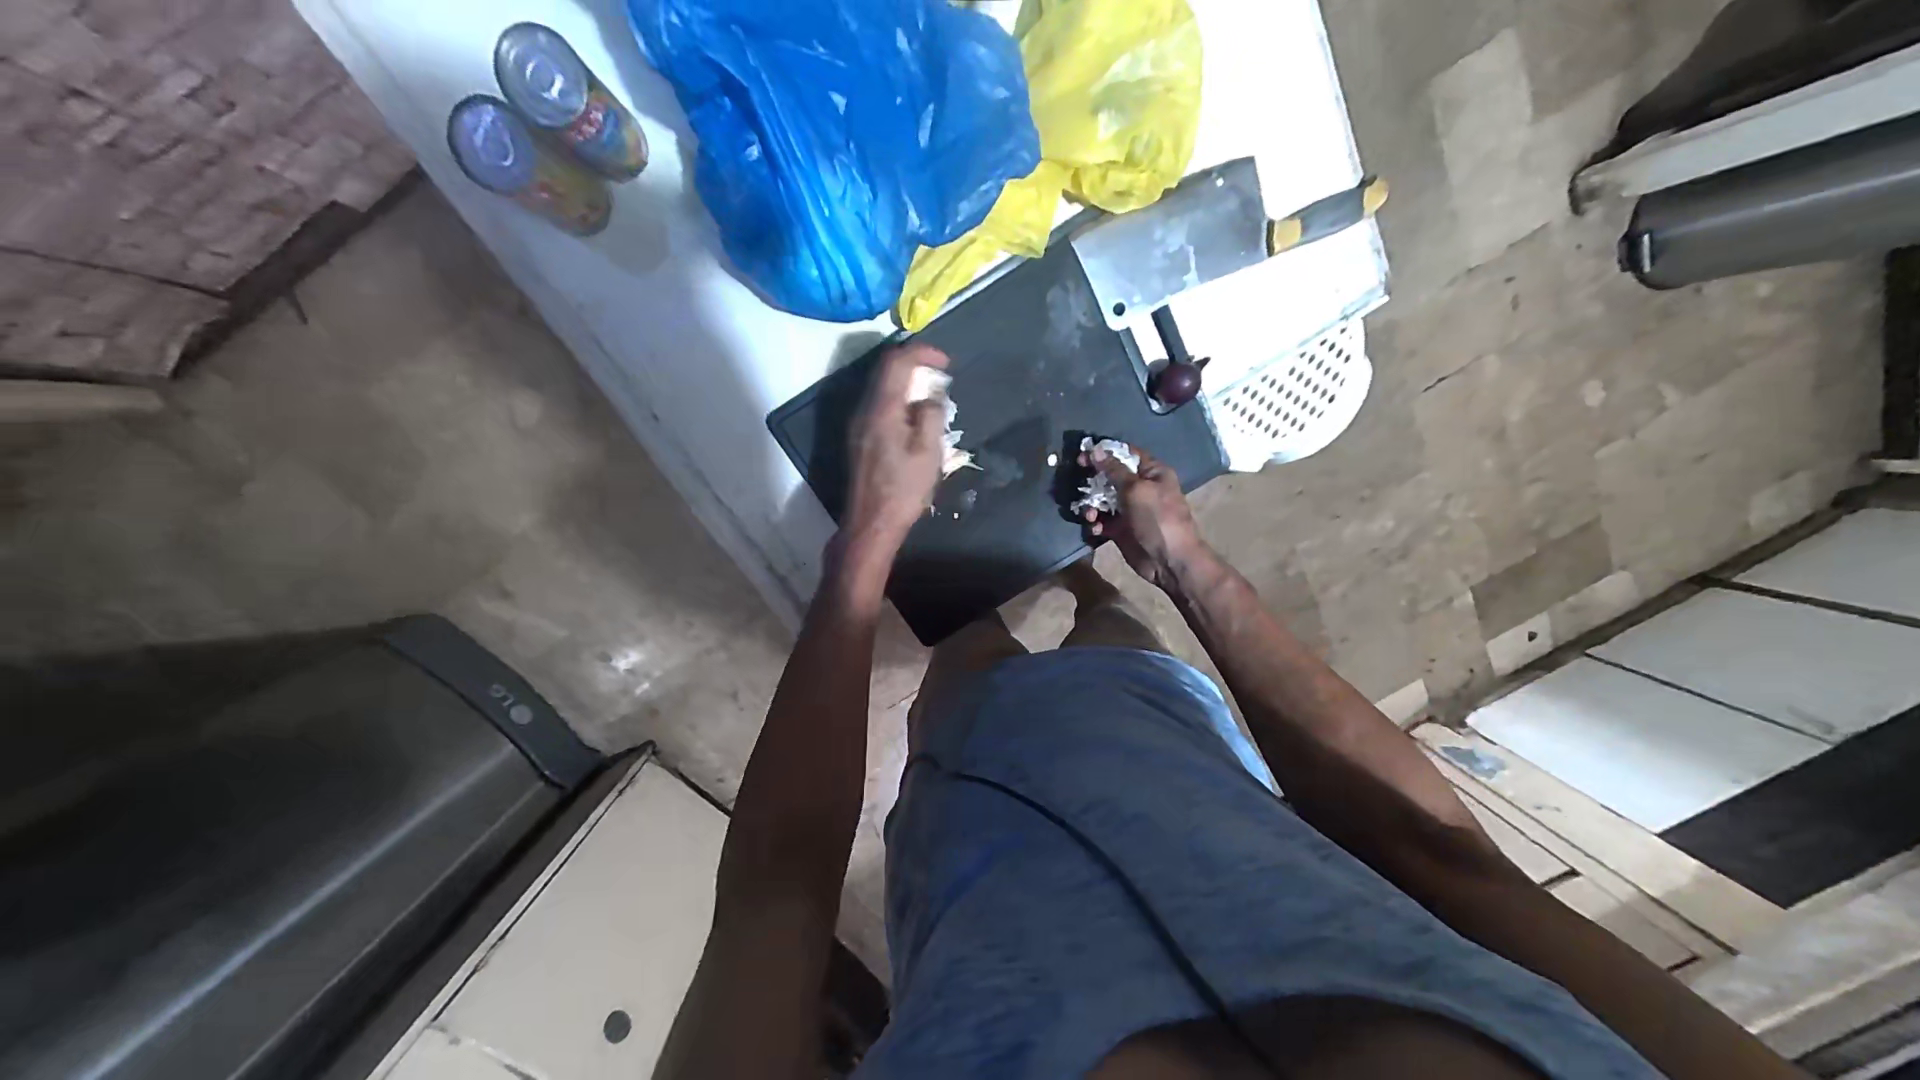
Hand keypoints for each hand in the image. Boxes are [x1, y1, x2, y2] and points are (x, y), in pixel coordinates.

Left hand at [843, 343, 949, 553]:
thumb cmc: (903, 490)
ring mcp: (858, 425)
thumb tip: (932, 395)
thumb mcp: (928, 452)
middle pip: (885, 371)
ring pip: (881, 388)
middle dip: (914, 364)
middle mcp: (865, 410)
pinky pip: (879, 405)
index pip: (897, 363)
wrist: (871, 523)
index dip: (922, 352)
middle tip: (940, 374)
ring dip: (906, 383)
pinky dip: (899, 400)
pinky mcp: (860, 439)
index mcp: (882, 409)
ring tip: (932, 395)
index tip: (946, 361)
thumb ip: (931, 415)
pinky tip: (915, 416)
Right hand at [1080, 444, 1208, 591]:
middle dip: (1093, 478)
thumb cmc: (1157, 519)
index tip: (1083, 453)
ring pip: (1101, 499)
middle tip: (1077, 479)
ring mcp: (1129, 509)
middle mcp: (1139, 488)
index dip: (1105, 452)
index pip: (1125, 453)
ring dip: (1091, 504)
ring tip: (1090, 514)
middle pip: (1110, 476)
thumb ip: (1114, 470)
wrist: (1169, 560)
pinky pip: (1102, 520)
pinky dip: (1095, 522)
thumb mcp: (1136, 489)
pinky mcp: (1120, 528)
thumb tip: (1096, 450)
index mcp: (1151, 472)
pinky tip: (1095, 528)